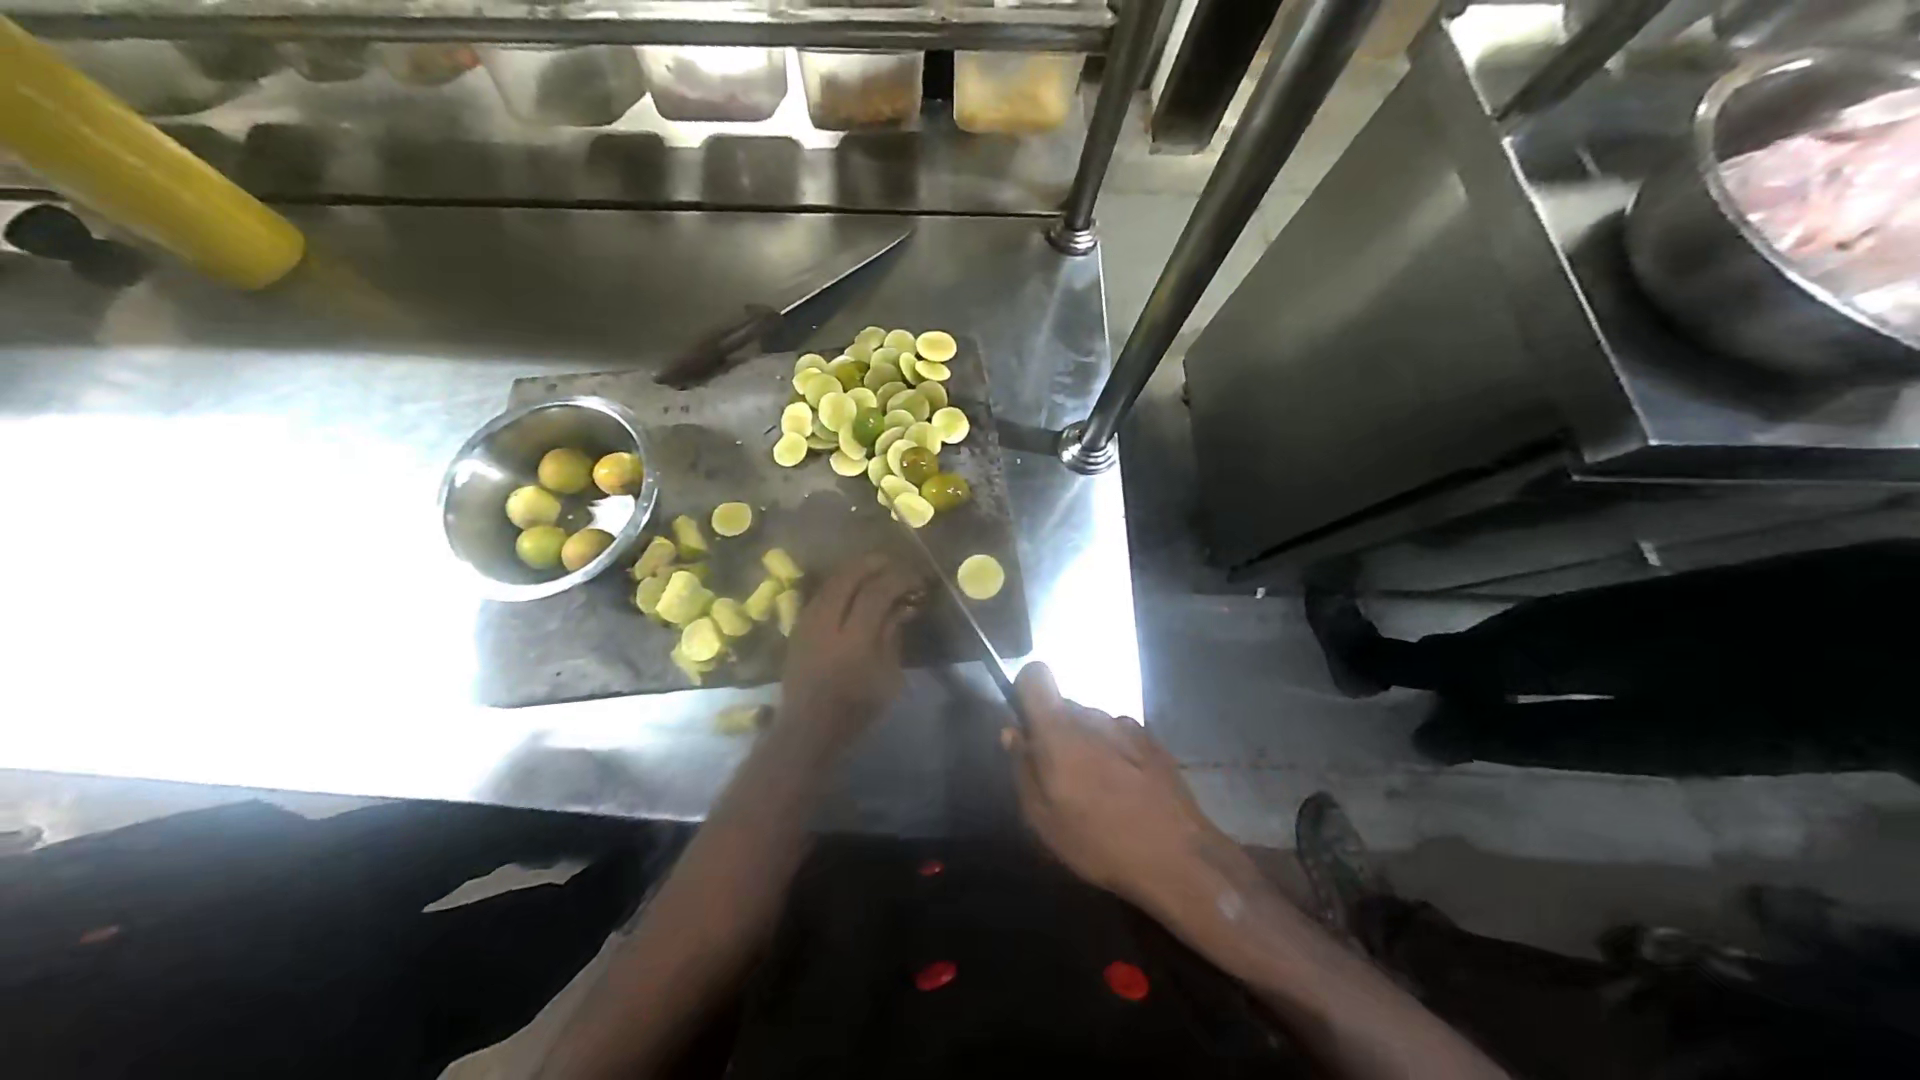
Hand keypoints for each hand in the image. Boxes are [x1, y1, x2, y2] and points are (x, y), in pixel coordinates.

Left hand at [778, 553, 922, 746]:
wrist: (808, 730)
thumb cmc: (856, 710)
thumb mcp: (888, 677)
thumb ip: (892, 635)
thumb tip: (902, 606)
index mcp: (854, 639)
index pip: (877, 592)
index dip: (899, 579)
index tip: (917, 579)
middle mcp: (827, 623)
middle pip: (848, 577)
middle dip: (873, 564)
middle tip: (894, 563)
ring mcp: (807, 623)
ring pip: (831, 582)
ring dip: (854, 571)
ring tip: (875, 570)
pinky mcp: (797, 628)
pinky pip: (821, 594)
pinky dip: (839, 584)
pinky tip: (852, 588)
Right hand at [1006, 663, 1234, 915]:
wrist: (1177, 857)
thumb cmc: (1098, 840)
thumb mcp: (1042, 818)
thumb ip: (1023, 768)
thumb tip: (1013, 733)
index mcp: (1059, 729)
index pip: (1035, 675)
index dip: (1025, 690)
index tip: (1026, 724)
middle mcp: (1093, 716)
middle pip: (1064, 705)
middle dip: (1055, 731)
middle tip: (1059, 776)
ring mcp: (1127, 726)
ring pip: (1092, 723)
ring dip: (1086, 744)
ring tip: (1095, 789)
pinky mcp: (1153, 741)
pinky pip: (1120, 736)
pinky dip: (1114, 753)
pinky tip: (1125, 790)